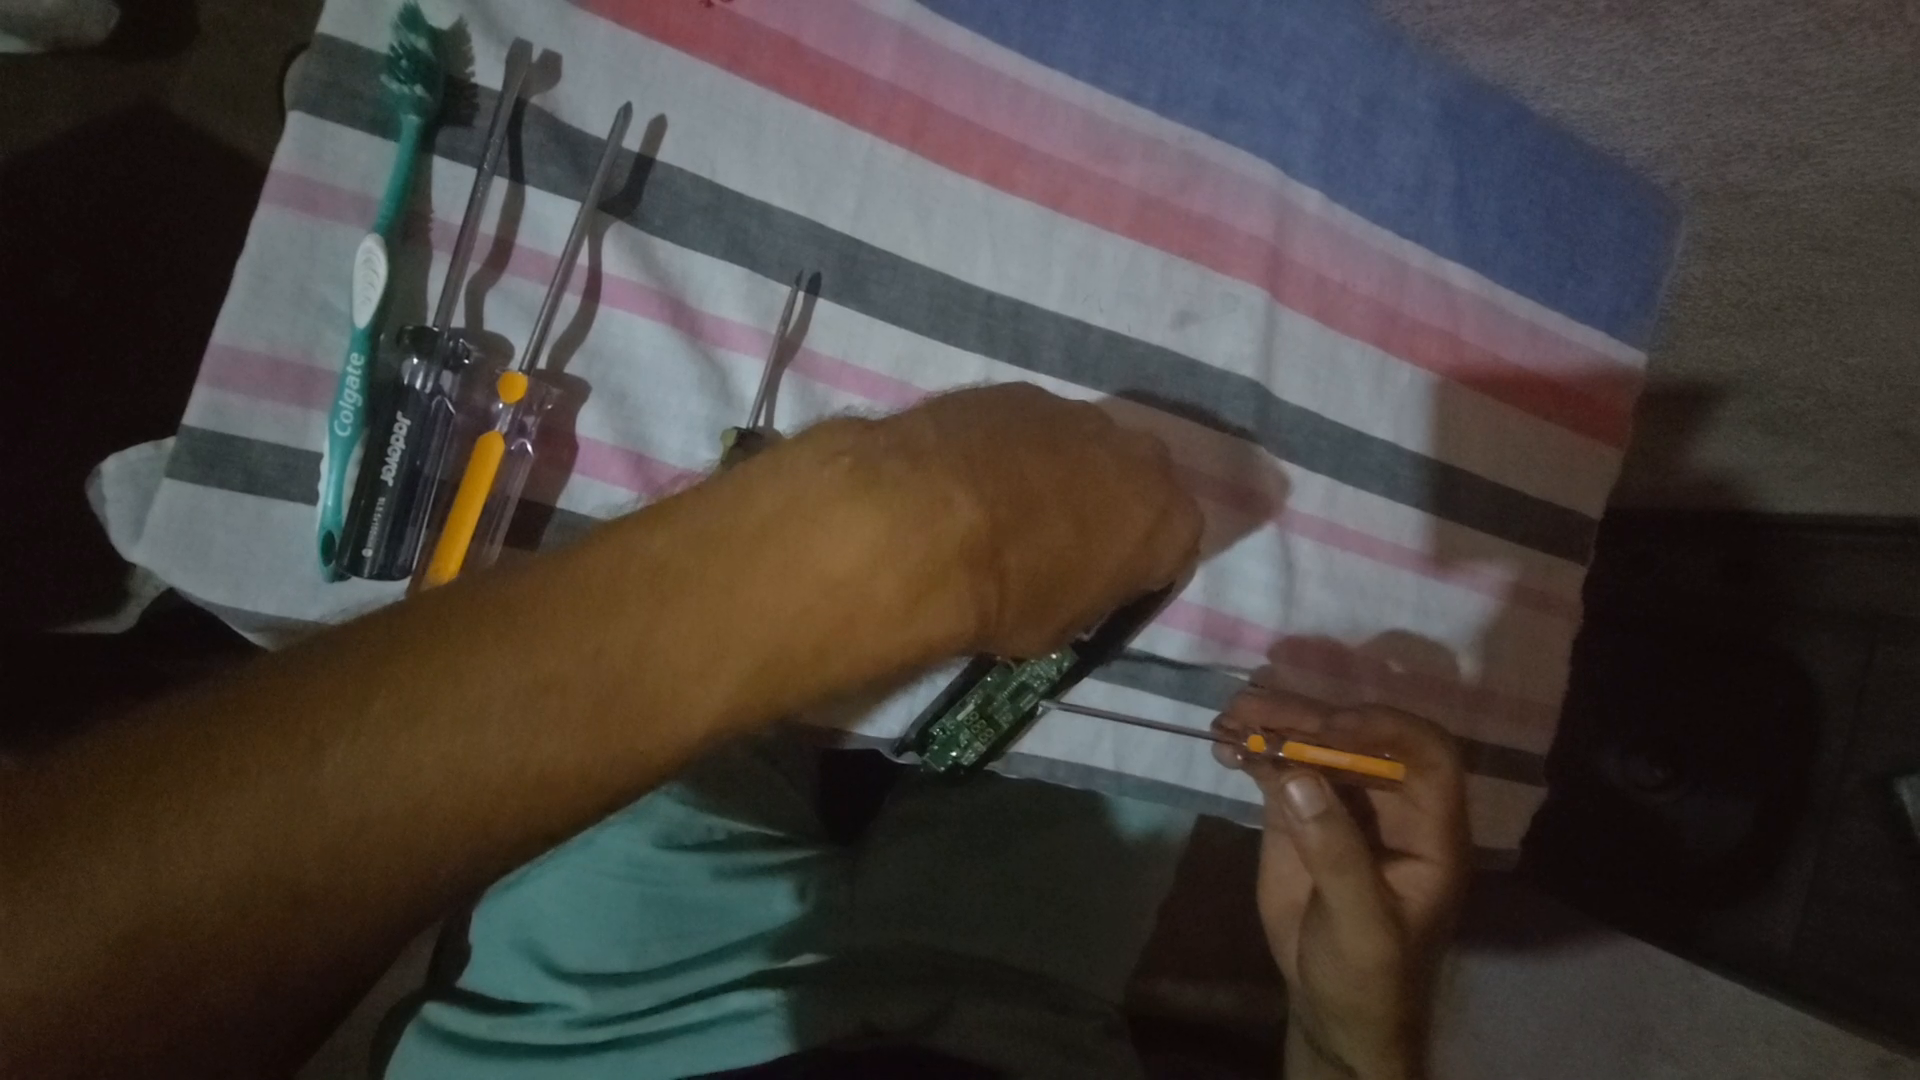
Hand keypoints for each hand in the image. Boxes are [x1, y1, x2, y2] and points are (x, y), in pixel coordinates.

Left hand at [803, 383, 1202, 658]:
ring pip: (1080, 445)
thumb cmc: (1008, 595)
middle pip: (1133, 482)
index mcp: (1169, 519)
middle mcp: (1138, 454)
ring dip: (1055, 470)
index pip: (1171, 544)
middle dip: (1105, 504)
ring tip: (1000, 503)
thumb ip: (1087, 593)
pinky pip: (1025, 426)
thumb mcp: (1060, 627)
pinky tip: (967, 474)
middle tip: (1055, 538)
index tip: (1100, 581)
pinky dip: (1007, 447)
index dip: (1135, 566)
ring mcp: (1077, 412)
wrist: (929, 525)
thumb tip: (1072, 579)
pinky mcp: (1018, 390)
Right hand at [1213, 687, 1469, 1079]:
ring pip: (1312, 747)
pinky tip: (1223, 745)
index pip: (1426, 755)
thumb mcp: (1362, 925)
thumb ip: (1336, 853)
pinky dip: (1250, 752)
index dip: (1384, 728)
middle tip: (1255, 709)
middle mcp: (1387, 805)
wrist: (1333, 1006)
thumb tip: (1298, 777)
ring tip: (1229, 717)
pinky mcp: (1297, 814)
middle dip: (1308, 718)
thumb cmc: (1370, 977)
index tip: (1329, 725)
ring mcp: (1338, 806)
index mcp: (1428, 830)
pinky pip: (1277, 769)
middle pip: (1355, 739)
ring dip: (1271, 725)